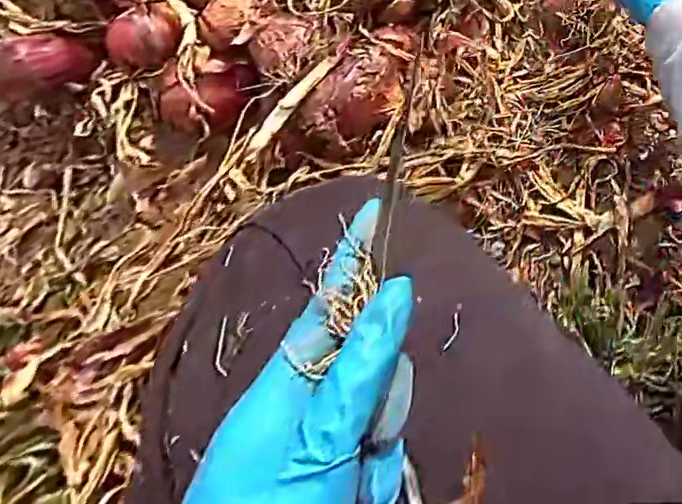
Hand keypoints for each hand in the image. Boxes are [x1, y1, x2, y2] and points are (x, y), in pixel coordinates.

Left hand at [186, 199, 414, 503]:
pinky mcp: (348, 474)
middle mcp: (310, 405)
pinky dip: (382, 478)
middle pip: (374, 358)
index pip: (329, 302)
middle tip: (369, 443)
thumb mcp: (311, 444)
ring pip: (387, 408)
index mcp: (285, 385)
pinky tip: (361, 497)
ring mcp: (329, 441)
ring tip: (353, 488)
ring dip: (383, 446)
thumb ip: (357, 371)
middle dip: (384, 392)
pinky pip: (387, 455)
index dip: (354, 255)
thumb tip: (396, 291)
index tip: (377, 207)